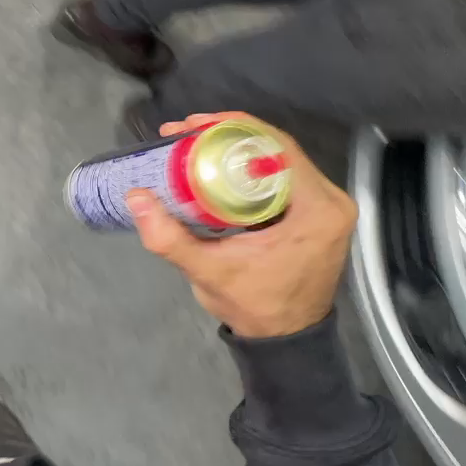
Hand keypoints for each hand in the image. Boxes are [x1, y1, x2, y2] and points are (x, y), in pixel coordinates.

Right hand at [126, 112, 355, 338]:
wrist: (284, 339)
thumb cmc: (253, 305)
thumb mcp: (207, 271)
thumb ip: (170, 237)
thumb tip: (135, 196)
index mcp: (317, 210)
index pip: (277, 148)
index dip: (233, 129)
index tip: (193, 126)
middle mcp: (330, 202)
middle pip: (277, 149)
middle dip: (227, 135)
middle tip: (183, 134)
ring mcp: (325, 207)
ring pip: (278, 159)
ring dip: (235, 148)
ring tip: (192, 145)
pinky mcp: (315, 214)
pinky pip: (280, 176)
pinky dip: (246, 165)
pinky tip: (214, 165)